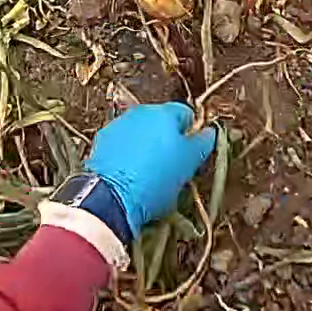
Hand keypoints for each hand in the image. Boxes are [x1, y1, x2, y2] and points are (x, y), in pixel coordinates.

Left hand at [83, 102, 215, 236]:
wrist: (109, 198)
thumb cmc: (156, 178)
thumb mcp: (189, 163)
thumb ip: (202, 143)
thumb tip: (210, 132)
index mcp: (164, 113)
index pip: (186, 114)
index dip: (193, 134)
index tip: (192, 154)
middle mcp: (140, 112)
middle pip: (162, 123)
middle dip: (169, 141)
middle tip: (173, 166)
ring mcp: (118, 126)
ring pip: (141, 134)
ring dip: (148, 147)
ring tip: (150, 175)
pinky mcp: (101, 143)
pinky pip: (122, 146)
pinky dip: (128, 156)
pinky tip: (130, 176)